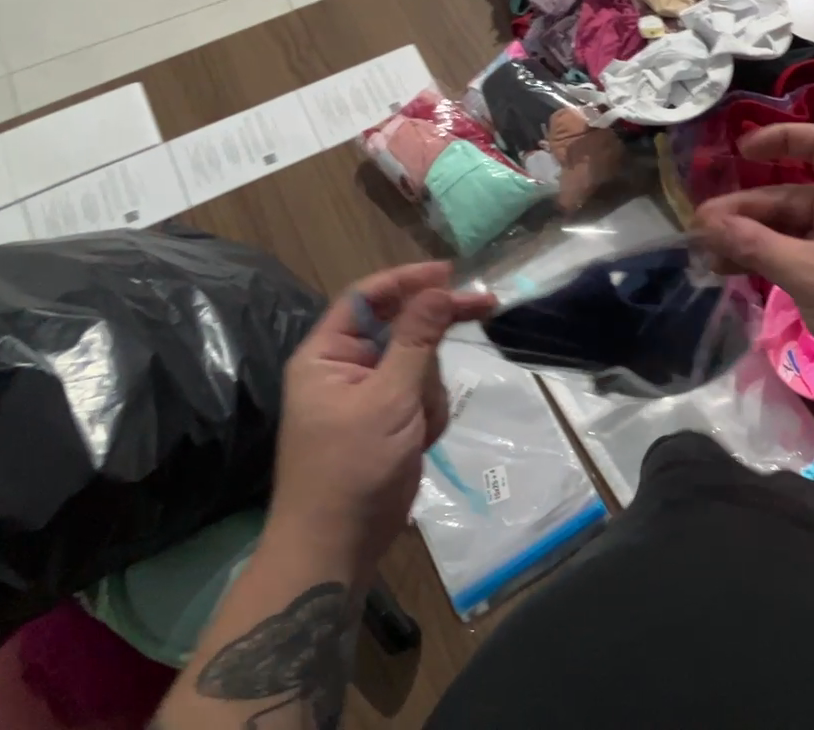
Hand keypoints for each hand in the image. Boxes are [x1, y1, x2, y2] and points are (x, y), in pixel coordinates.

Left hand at [267, 263, 495, 574]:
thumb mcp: (389, 399)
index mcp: (328, 355)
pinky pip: (422, 395)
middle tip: (485, 307)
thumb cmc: (352, 467)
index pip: (368, 298)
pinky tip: (420, 440)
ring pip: (420, 364)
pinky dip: (429, 413)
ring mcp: (368, 395)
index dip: (409, 279)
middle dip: (433, 338)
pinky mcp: (388, 419)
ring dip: (430, 391)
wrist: (339, 543)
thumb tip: (438, 290)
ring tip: (419, 428)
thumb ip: (417, 340)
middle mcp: (345, 367)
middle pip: (403, 328)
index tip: (452, 271)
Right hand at [695, 124, 813, 391]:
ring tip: (706, 253)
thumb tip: (706, 223)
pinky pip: (795, 253)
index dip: (780, 138)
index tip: (740, 152)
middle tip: (698, 228)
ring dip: (749, 237)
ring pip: (788, 228)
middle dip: (745, 209)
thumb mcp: (806, 274)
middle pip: (790, 195)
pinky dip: (766, 258)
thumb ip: (754, 244)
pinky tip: (731, 269)